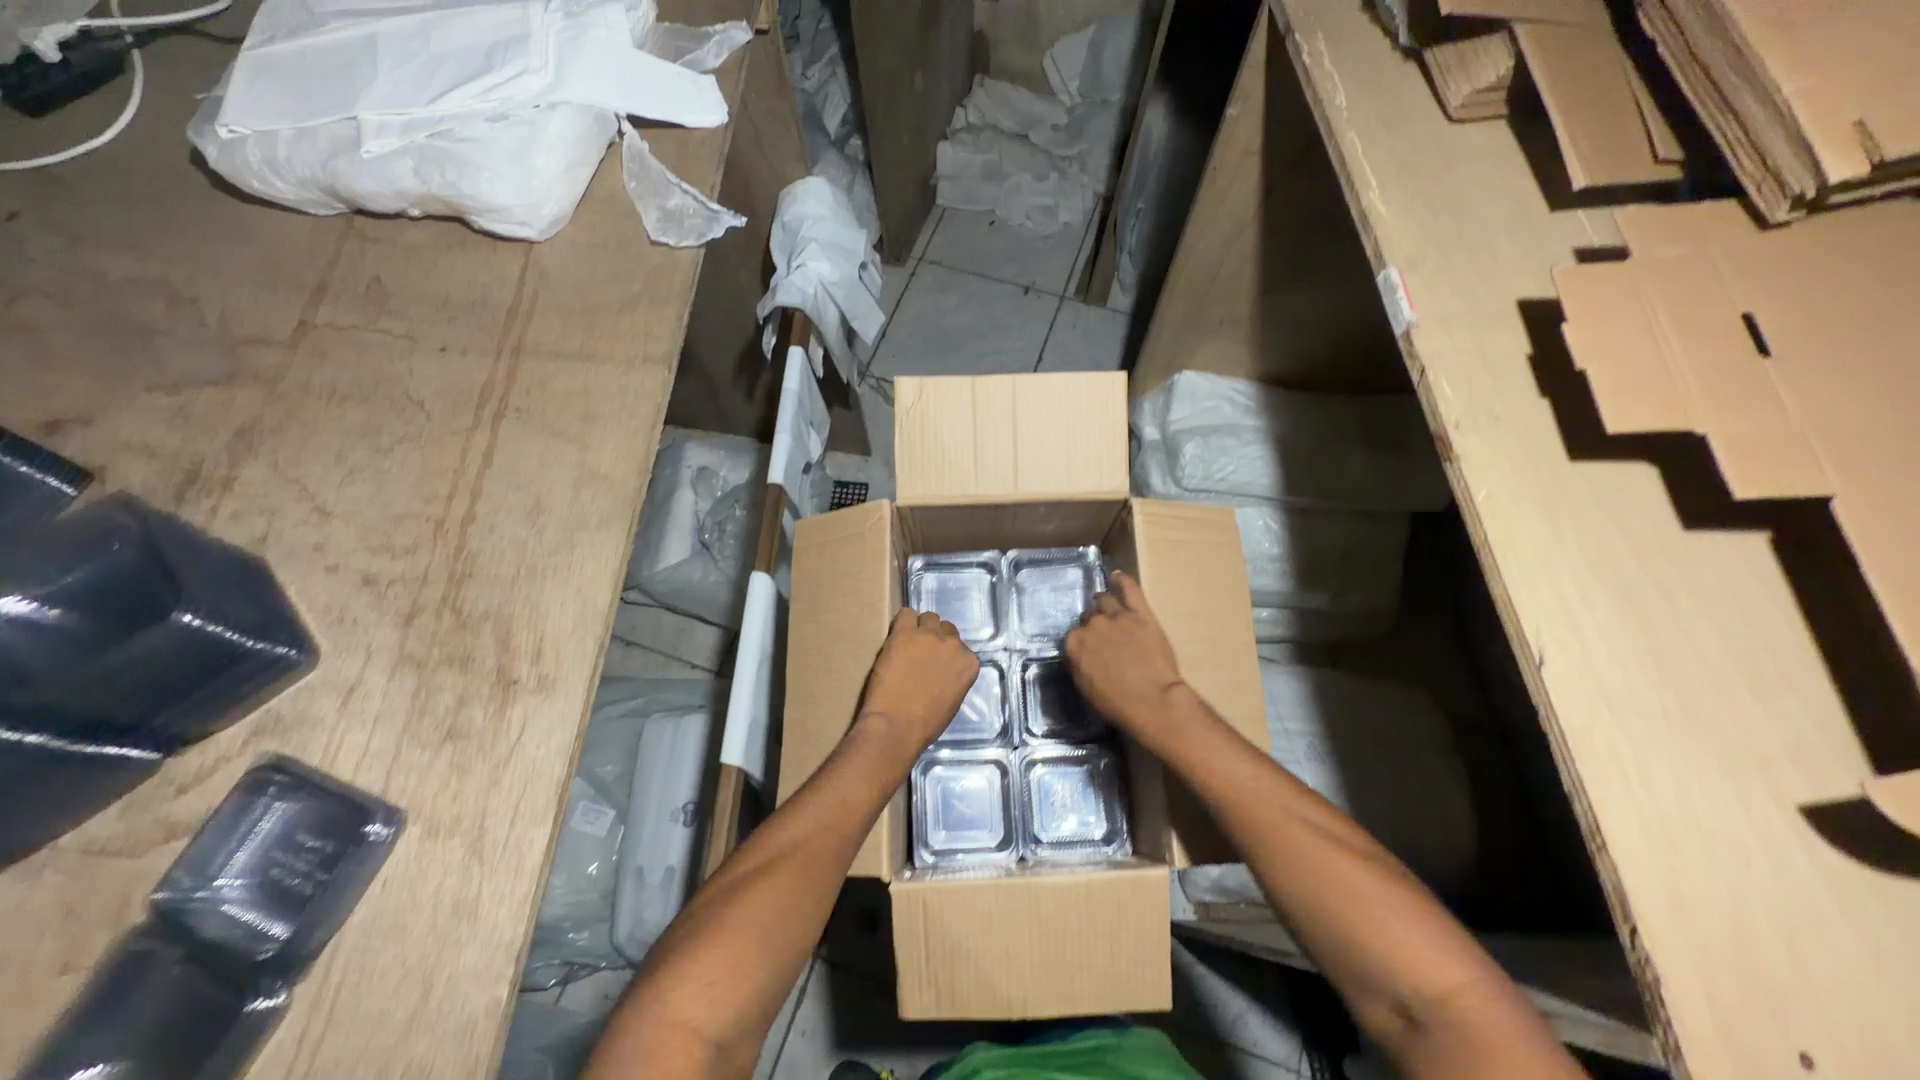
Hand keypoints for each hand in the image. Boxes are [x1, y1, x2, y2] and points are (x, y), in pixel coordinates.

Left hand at [858, 609, 980, 755]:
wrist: (897, 725)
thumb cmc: (926, 724)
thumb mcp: (953, 701)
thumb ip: (954, 678)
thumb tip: (943, 671)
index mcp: (969, 663)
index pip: (961, 648)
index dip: (946, 655)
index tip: (936, 664)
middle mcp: (953, 645)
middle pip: (946, 629)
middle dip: (935, 639)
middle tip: (921, 655)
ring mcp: (929, 636)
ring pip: (928, 618)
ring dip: (920, 628)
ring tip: (907, 645)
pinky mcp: (904, 633)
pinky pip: (906, 614)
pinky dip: (903, 623)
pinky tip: (896, 637)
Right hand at [1064, 571, 1187, 740]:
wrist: (1153, 700)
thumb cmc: (1117, 703)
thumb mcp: (1085, 688)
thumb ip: (1078, 664)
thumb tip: (1079, 654)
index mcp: (1074, 644)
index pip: (1073, 636)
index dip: (1082, 642)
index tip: (1088, 650)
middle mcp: (1092, 625)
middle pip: (1089, 617)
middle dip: (1093, 625)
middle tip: (1103, 637)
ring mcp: (1117, 616)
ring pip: (1105, 601)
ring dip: (1104, 605)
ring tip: (1107, 608)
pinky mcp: (1141, 614)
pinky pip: (1130, 589)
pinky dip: (1123, 581)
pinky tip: (1117, 576)